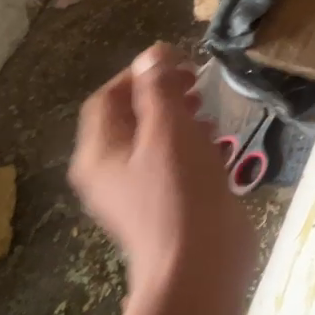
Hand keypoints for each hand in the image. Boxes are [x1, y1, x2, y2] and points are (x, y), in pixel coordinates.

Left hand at [69, 45, 252, 314]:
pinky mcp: (161, 201)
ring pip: (150, 137)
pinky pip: (166, 159)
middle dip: (161, 92)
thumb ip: (159, 90)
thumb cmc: (180, 190)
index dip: (141, 73)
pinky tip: (215, 142)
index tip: (182, 62)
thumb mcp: (170, 130)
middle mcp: (107, 170)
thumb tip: (152, 53)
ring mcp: (133, 189)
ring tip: (208, 109)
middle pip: (128, 116)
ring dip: (177, 115)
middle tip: (198, 82)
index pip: (108, 96)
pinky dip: (187, 141)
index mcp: (99, 152)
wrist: (197, 260)